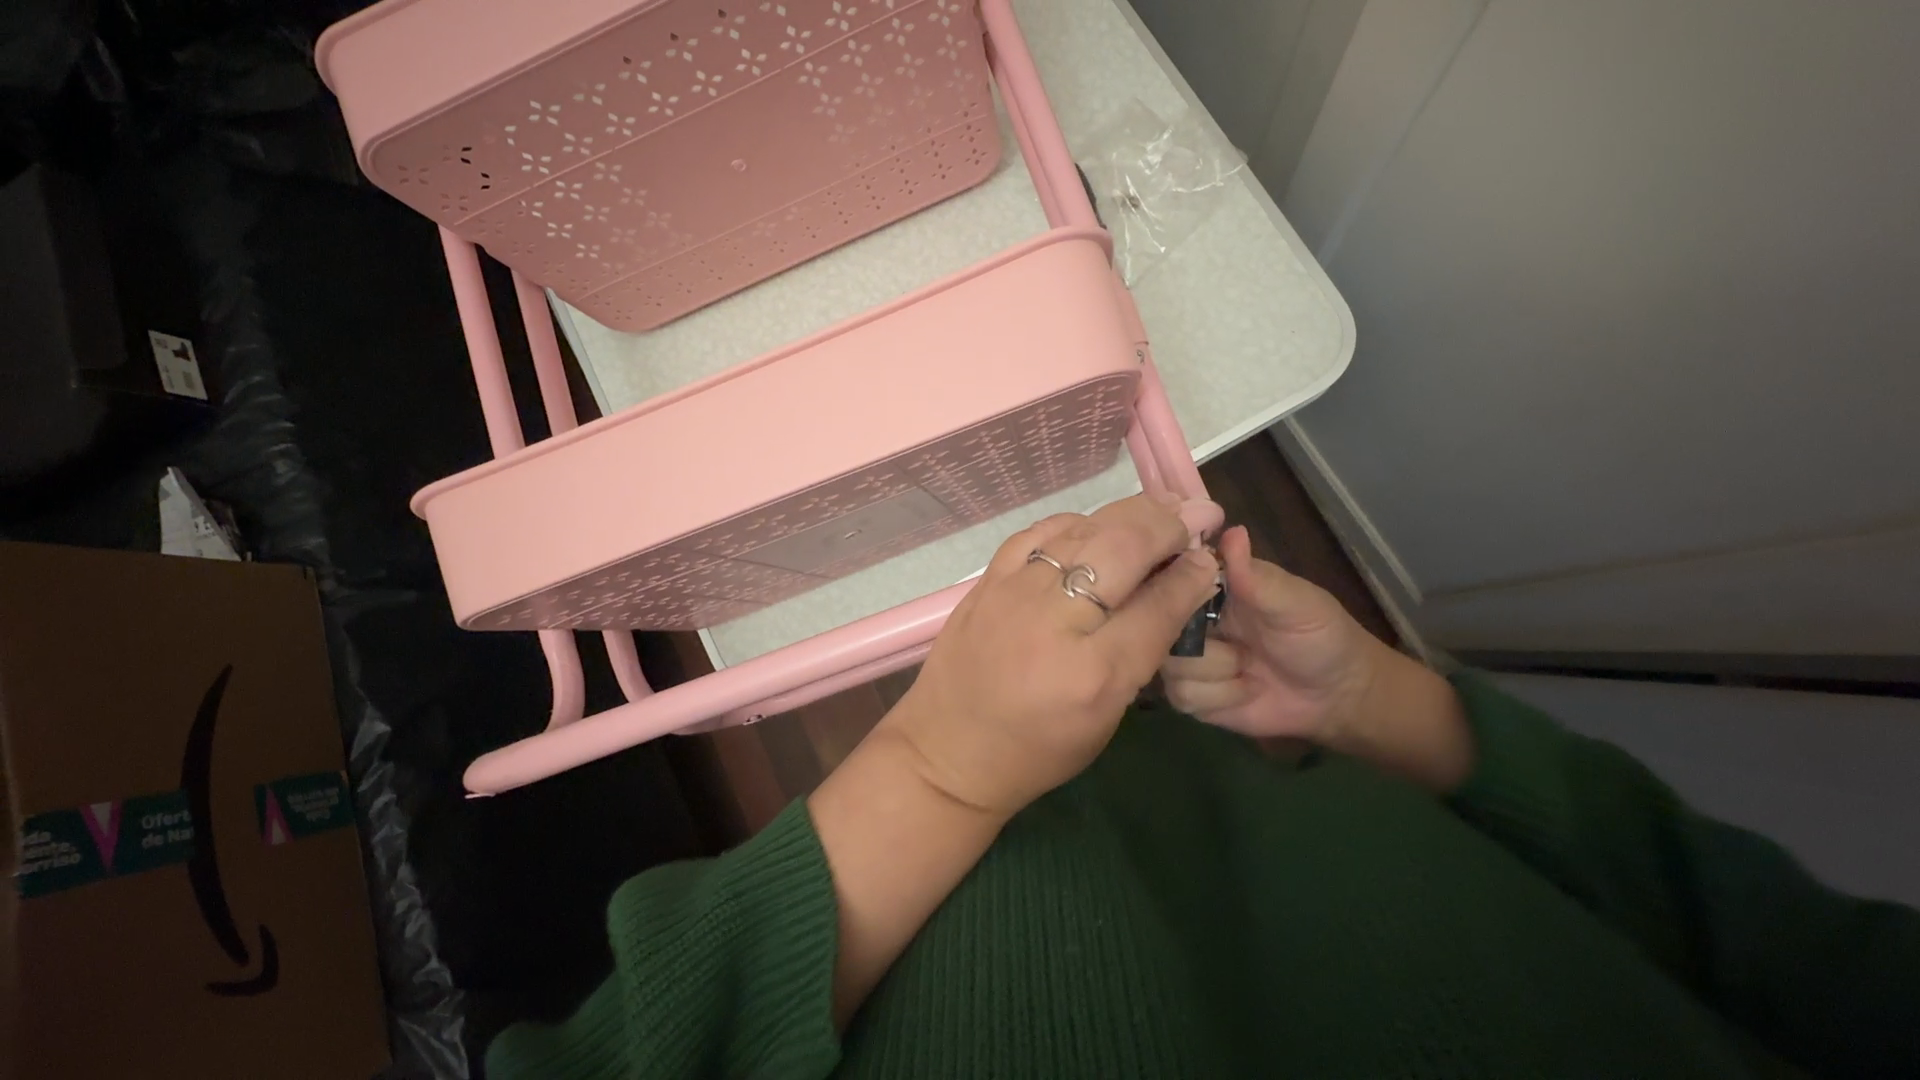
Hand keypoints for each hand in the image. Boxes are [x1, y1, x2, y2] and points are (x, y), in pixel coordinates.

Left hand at [880, 493, 1224, 816]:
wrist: (948, 751)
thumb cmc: (1037, 751)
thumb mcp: (1106, 717)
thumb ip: (1142, 651)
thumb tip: (1175, 588)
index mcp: (1094, 674)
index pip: (1158, 607)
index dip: (1191, 575)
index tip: (1208, 555)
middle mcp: (1055, 624)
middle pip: (1123, 549)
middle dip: (1167, 526)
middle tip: (1197, 514)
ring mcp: (1014, 594)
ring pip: (1082, 530)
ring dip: (1129, 513)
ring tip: (1160, 506)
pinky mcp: (986, 582)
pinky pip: (1038, 533)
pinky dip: (1075, 523)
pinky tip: (1096, 525)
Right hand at [1159, 525, 1387, 744]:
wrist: (1336, 696)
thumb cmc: (1318, 636)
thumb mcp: (1295, 602)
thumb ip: (1256, 576)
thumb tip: (1232, 532)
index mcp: (1207, 586)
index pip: (1166, 576)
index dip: (1168, 587)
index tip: (1194, 601)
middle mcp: (1187, 619)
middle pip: (1156, 624)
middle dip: (1198, 640)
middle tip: (1237, 644)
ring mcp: (1185, 658)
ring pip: (1169, 663)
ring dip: (1218, 671)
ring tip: (1248, 666)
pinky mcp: (1189, 695)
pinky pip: (1182, 695)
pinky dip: (1220, 697)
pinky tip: (1244, 690)